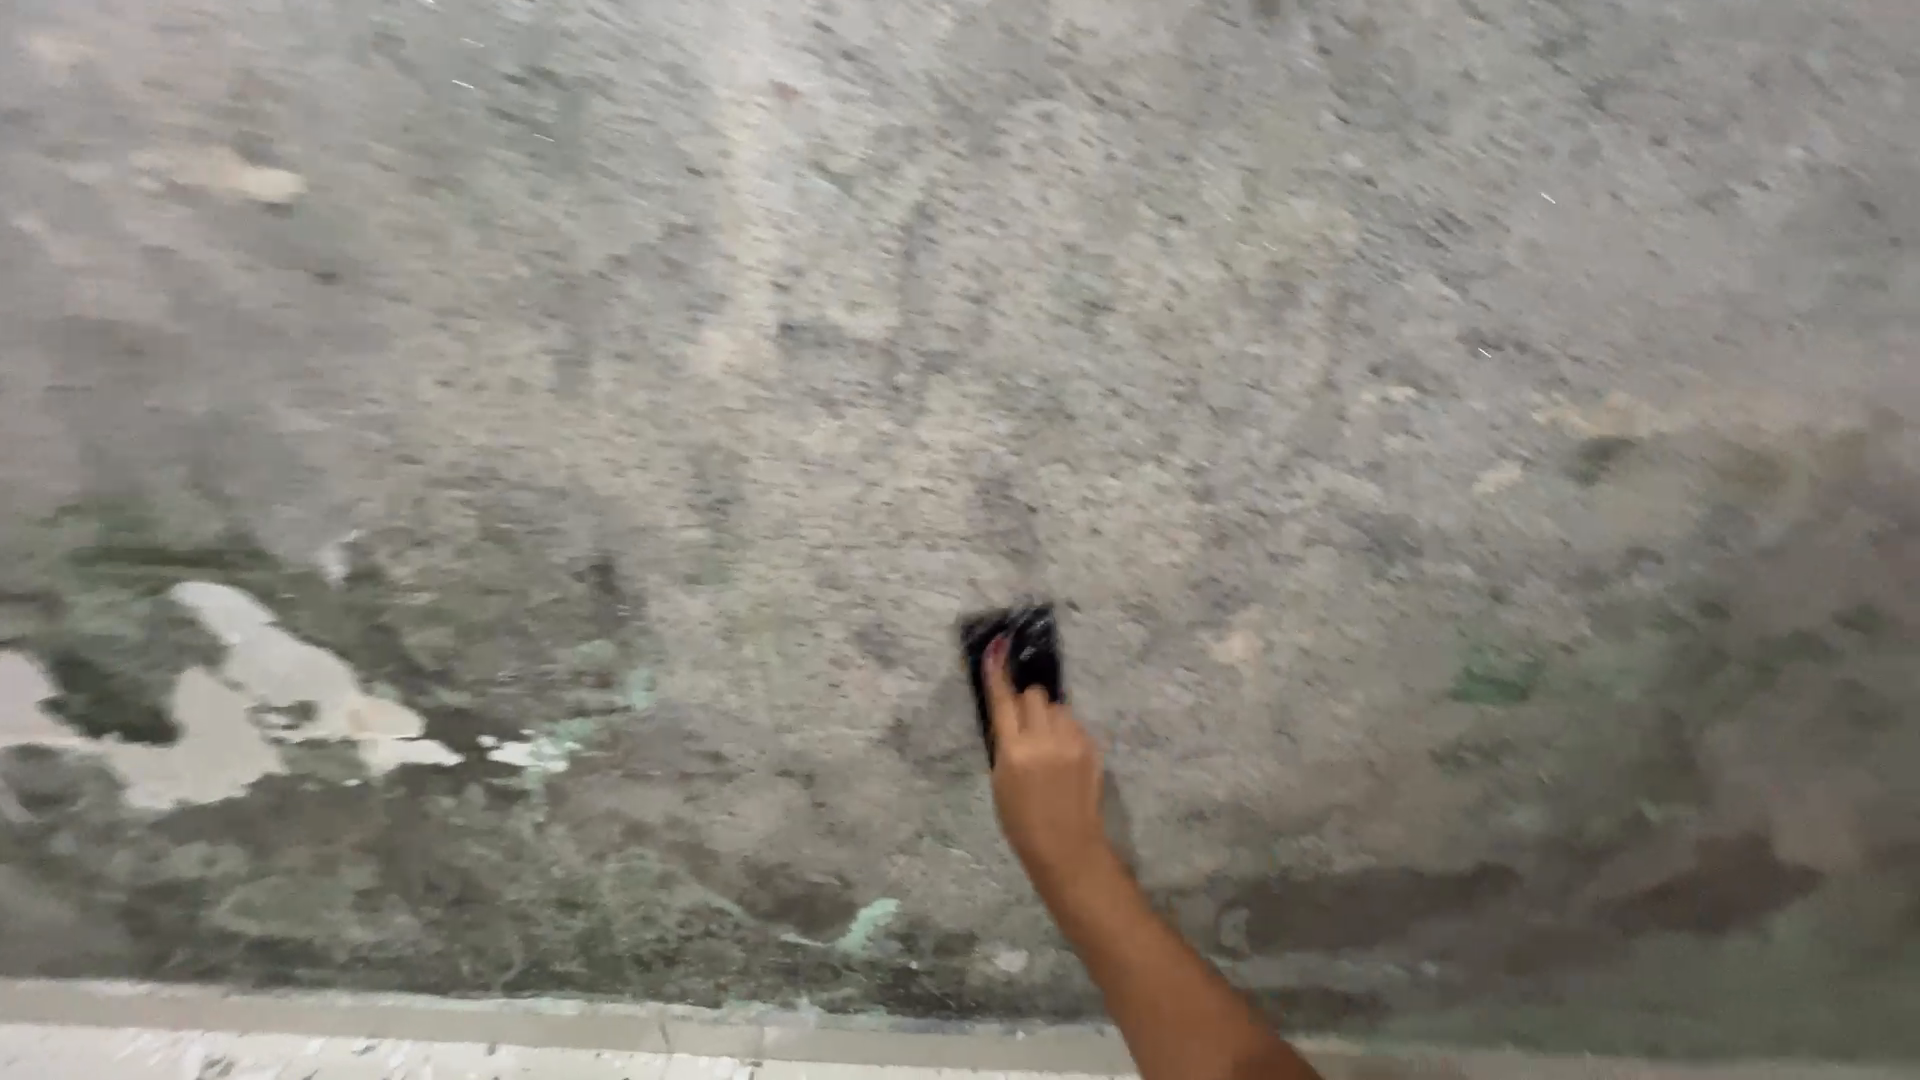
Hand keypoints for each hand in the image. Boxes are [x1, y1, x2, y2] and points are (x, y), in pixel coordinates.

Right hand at [985, 636, 1114, 892]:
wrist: (1067, 846)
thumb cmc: (1021, 820)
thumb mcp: (1000, 781)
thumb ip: (1005, 743)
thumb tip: (1009, 712)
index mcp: (1014, 751)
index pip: (1002, 700)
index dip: (997, 671)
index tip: (997, 644)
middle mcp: (1044, 740)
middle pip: (1034, 694)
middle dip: (1026, 704)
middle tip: (1026, 727)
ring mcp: (1072, 742)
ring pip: (1057, 706)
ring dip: (1048, 716)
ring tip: (1048, 745)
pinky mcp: (1091, 747)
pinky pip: (1074, 723)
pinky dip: (1065, 731)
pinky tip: (1065, 757)